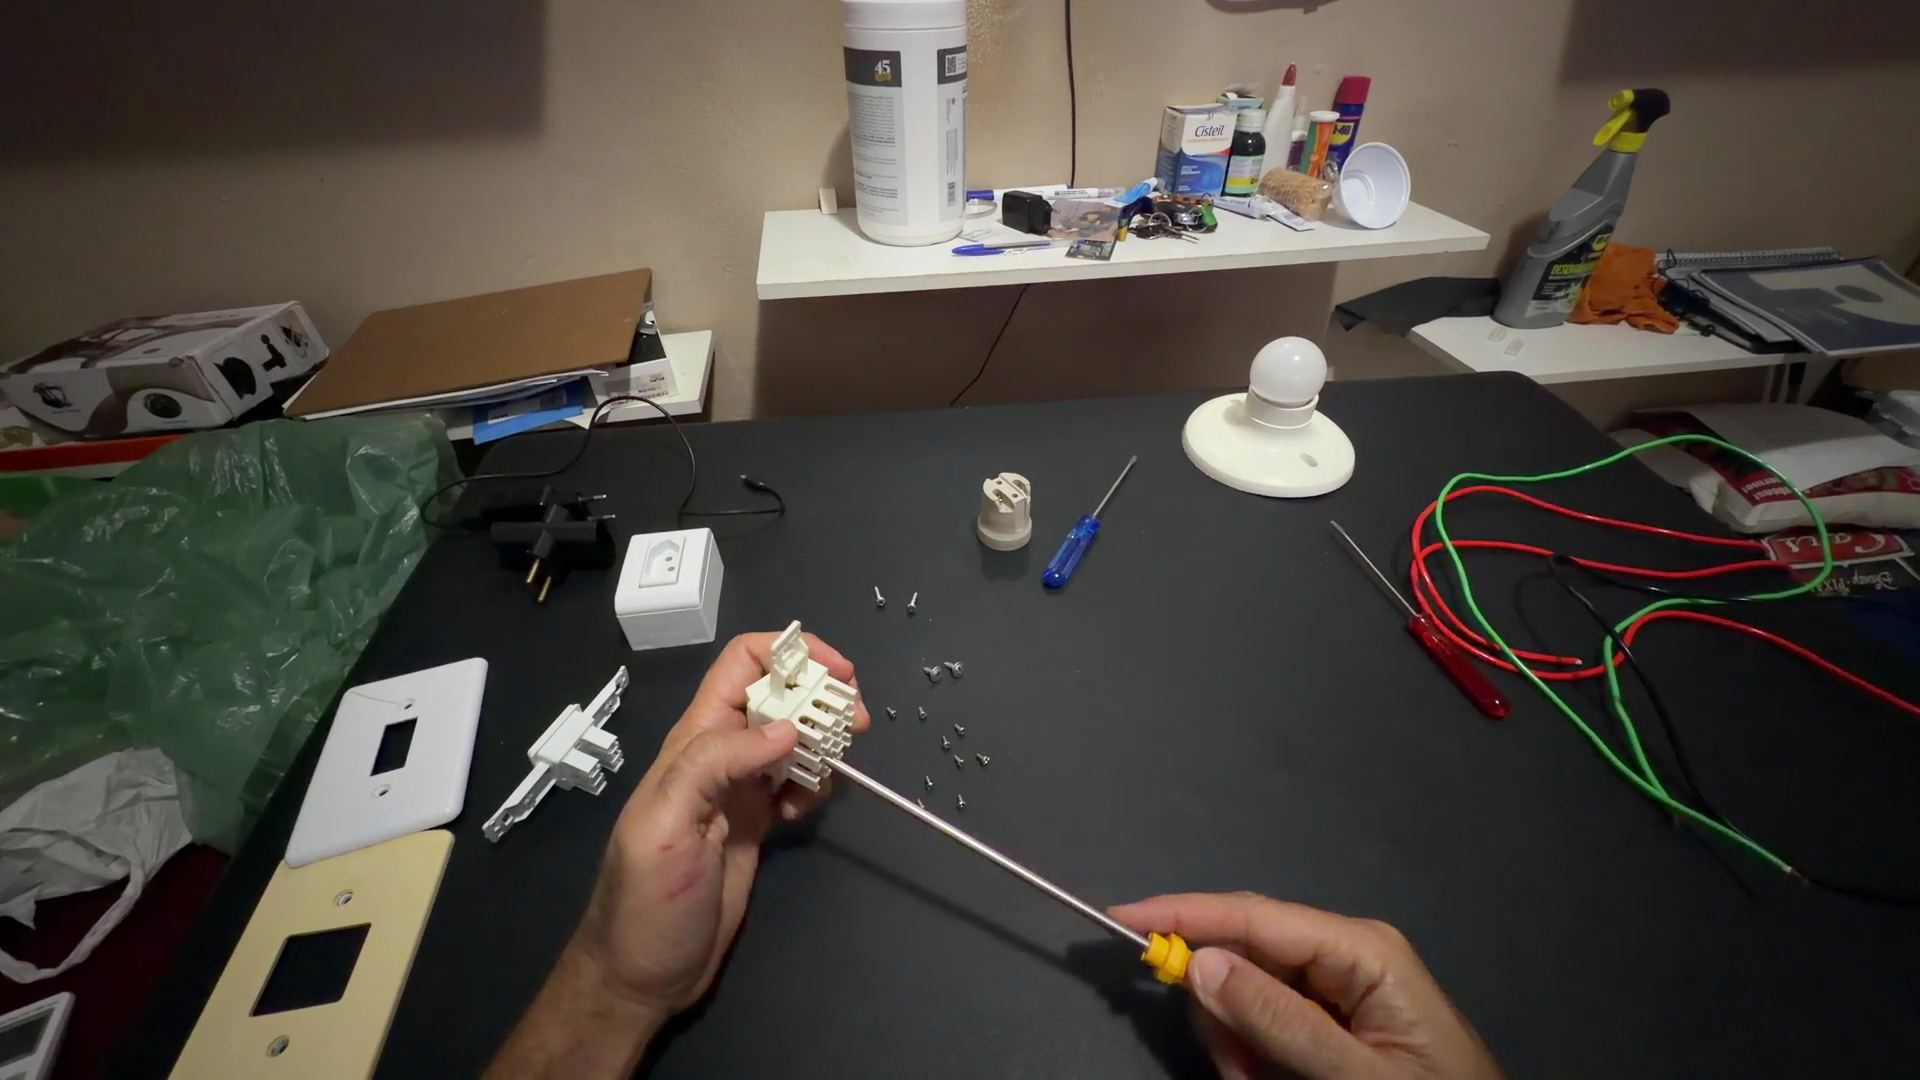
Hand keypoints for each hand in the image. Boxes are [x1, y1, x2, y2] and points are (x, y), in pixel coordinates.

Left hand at [567, 630, 867, 1021]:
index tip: (838, 671)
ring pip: (795, 736)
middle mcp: (722, 752)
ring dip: (825, 738)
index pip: (743, 664)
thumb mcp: (666, 824)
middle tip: (856, 720)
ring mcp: (742, 786)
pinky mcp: (758, 818)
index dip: (790, 651)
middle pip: (779, 695)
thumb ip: (716, 764)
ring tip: (844, 760)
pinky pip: (798, 781)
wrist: (641, 974)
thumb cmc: (645, 900)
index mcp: (696, 739)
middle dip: (822, 695)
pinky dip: (816, 784)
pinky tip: (810, 806)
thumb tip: (787, 729)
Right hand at [1111, 893, 1500, 1079]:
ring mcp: (1340, 976)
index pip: (1249, 914)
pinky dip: (1251, 1044)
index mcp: (1358, 947)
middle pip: (1244, 948)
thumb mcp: (1359, 1079)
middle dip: (1218, 1004)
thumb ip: (1280, 1022)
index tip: (1121, 917)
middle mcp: (1344, 947)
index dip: (1181, 913)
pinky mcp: (1337, 1006)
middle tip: (1227, 1069)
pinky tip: (1260, 1075)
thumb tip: (1200, 963)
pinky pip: (1269, 1008)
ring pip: (1248, 982)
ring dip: (1235, 1035)